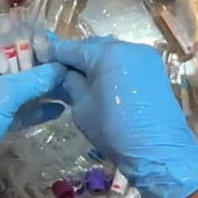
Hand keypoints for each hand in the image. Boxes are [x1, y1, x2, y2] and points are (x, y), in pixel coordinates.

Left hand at [0, 52, 67, 187]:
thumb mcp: (6, 93)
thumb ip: (35, 79)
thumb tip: (62, 68)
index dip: (25, 41)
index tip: (50, 43)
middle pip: (9, 66)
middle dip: (35, 67)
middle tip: (61, 65)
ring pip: (13, 89)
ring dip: (37, 89)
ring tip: (64, 86)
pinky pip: (14, 109)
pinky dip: (32, 109)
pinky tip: (57, 109)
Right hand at [49, 35, 197, 197]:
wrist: (158, 151)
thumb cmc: (114, 130)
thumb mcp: (82, 107)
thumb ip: (70, 83)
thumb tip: (62, 72)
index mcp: (107, 54)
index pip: (72, 48)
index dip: (54, 54)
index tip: (38, 58)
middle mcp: (128, 47)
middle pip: (93, 46)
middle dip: (76, 58)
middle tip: (59, 74)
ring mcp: (144, 57)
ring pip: (111, 52)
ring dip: (95, 63)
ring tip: (80, 80)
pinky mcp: (154, 69)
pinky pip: (125, 61)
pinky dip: (111, 68)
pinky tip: (101, 84)